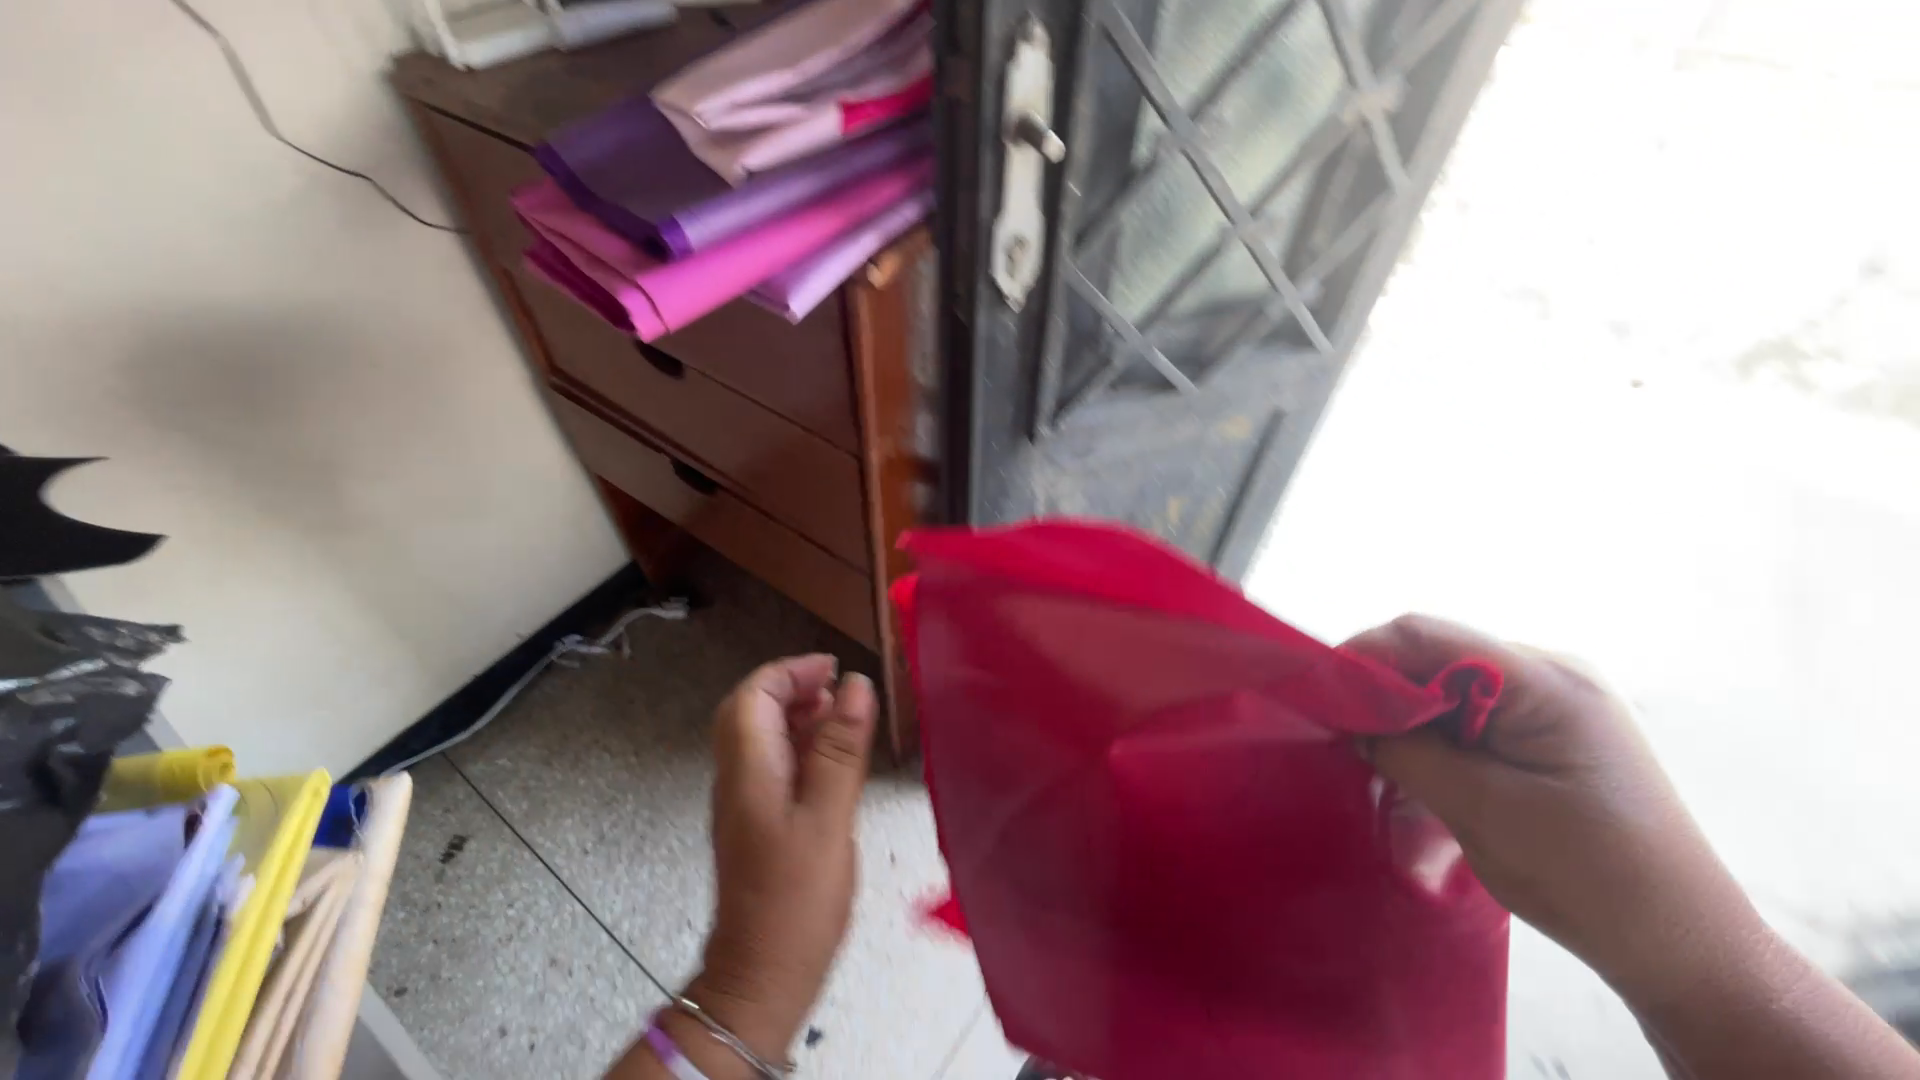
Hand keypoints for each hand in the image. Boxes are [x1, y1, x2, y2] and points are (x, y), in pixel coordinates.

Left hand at [684, 655, 876, 1063]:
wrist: (763, 975)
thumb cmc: (797, 897)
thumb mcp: (828, 817)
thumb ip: (842, 749)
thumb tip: (856, 683)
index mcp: (749, 769)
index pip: (753, 695)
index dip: (791, 671)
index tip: (835, 668)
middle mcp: (738, 778)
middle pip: (749, 711)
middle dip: (790, 686)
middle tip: (837, 685)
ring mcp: (745, 802)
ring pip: (761, 737)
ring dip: (796, 714)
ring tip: (842, 712)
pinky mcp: (758, 823)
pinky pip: (773, 765)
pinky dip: (800, 745)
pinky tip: (834, 759)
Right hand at [1343, 616, 1919, 1078]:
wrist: (1683, 946)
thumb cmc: (1591, 877)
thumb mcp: (1483, 810)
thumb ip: (1408, 751)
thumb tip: (1349, 719)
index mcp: (1547, 683)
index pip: (1427, 637)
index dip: (1362, 655)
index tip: (1317, 695)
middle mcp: (1552, 675)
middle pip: (1436, 653)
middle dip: (1381, 687)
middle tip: (1338, 730)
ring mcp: (1555, 703)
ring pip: (1449, 683)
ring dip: (1406, 713)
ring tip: (1372, 752)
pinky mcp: (1551, 732)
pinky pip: (1472, 711)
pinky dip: (1433, 731)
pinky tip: (1417, 763)